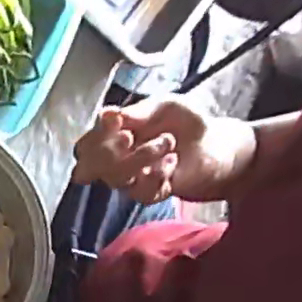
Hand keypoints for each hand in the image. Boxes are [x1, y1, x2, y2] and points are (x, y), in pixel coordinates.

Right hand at [70, 97, 247, 202]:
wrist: (217, 146)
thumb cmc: (185, 123)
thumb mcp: (166, 105)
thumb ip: (138, 111)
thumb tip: (106, 114)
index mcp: (110, 142)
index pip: (84, 147)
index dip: (94, 138)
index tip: (116, 121)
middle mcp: (112, 164)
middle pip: (86, 169)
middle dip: (106, 153)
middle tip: (130, 137)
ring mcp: (127, 181)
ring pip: (114, 178)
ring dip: (140, 157)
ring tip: (167, 143)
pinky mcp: (146, 195)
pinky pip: (140, 192)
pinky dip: (158, 175)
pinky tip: (172, 163)